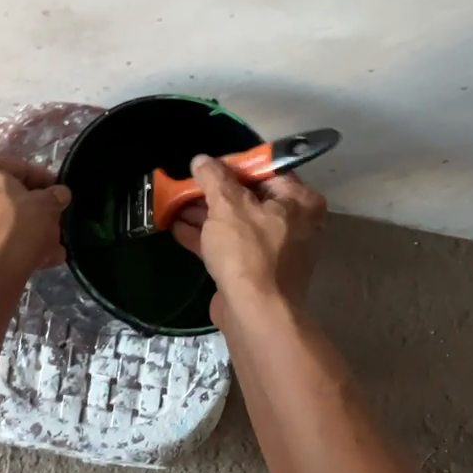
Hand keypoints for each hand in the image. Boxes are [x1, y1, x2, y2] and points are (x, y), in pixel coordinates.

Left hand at [0, 154, 70, 293]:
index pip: (21, 168)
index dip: (46, 181)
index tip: (61, 194)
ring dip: (29, 232)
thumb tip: (59, 194)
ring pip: (2, 220)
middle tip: (56, 223)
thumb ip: (55, 196)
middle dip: (36, 212)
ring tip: (53, 248)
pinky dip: (14, 245)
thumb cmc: (16, 228)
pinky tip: (37, 260)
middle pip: (9, 197)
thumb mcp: (46, 206)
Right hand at [170, 154, 326, 324]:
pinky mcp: (255, 270)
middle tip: (185, 185)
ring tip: (173, 204)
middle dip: (213, 193)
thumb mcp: (228, 206)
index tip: (204, 166)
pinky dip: (207, 237)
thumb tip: (201, 160)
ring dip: (205, 215)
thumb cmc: (248, 252)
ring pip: (236, 223)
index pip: (265, 170)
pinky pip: (230, 245)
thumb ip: (214, 178)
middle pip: (248, 197)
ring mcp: (275, 249)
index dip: (232, 166)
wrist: (254, 312)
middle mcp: (293, 223)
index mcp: (299, 201)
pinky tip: (177, 227)